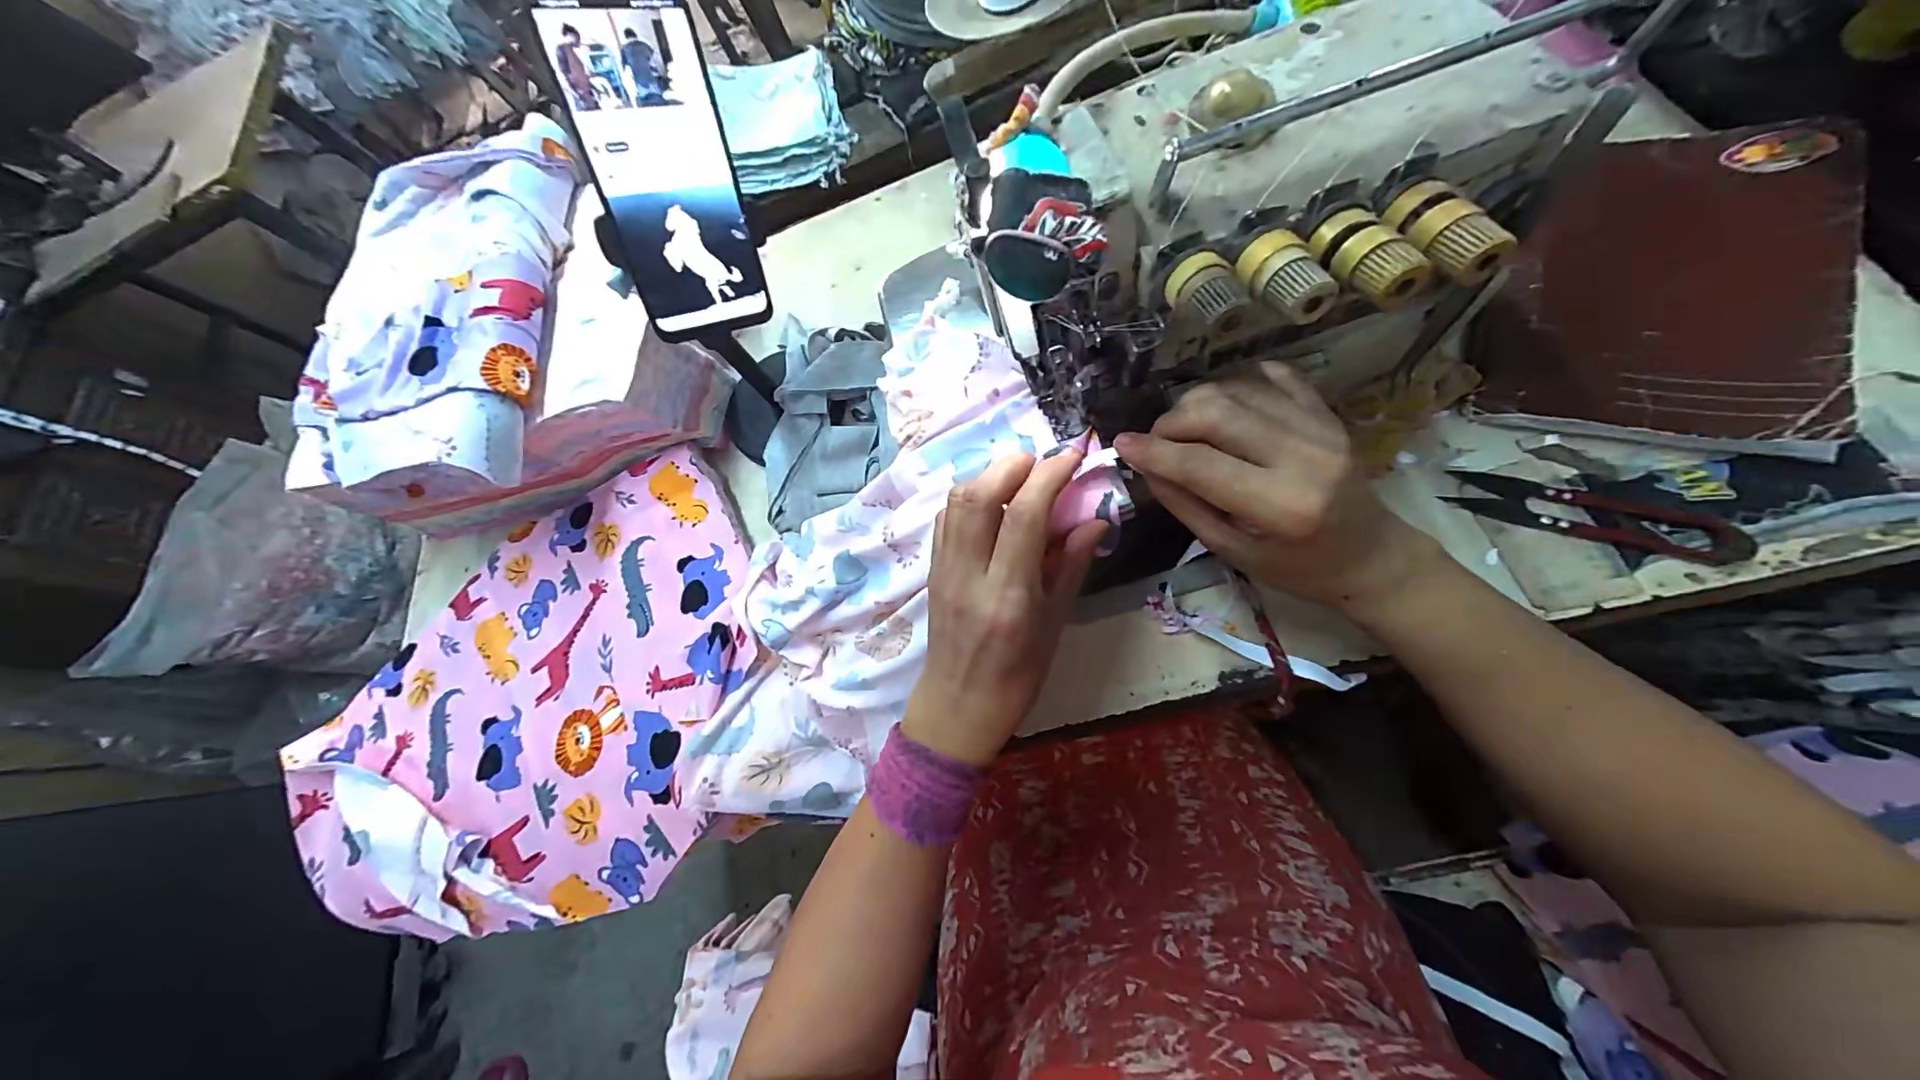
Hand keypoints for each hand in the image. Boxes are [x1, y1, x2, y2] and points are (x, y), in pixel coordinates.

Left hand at [903, 450, 1107, 765]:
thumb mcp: (1055, 623)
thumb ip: (1072, 565)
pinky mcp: (931, 570)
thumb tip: (1095, 518)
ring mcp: (943, 570)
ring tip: (1018, 479)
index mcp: (1009, 595)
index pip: (1025, 514)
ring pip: (955, 501)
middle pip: (978, 495)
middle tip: (1041, 463)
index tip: (1071, 457)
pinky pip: (945, 519)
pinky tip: (992, 505)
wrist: (959, 706)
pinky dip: (969, 498)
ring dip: (988, 476)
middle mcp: (969, 575)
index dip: (1050, 475)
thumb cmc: (1018, 675)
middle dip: (1012, 465)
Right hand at [1113, 361, 1443, 616]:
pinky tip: (1224, 406)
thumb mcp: (1233, 551)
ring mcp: (1320, 427)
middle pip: (1216, 412)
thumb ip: (1187, 505)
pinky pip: (1272, 377)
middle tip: (1156, 440)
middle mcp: (1304, 457)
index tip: (1121, 443)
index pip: (1200, 464)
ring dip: (1197, 402)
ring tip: (1185, 428)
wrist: (1371, 556)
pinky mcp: (1327, 413)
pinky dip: (1237, 383)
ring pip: (1238, 388)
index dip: (1153, 451)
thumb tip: (1146, 466)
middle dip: (1171, 421)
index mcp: (1280, 506)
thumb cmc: (1297, 568)